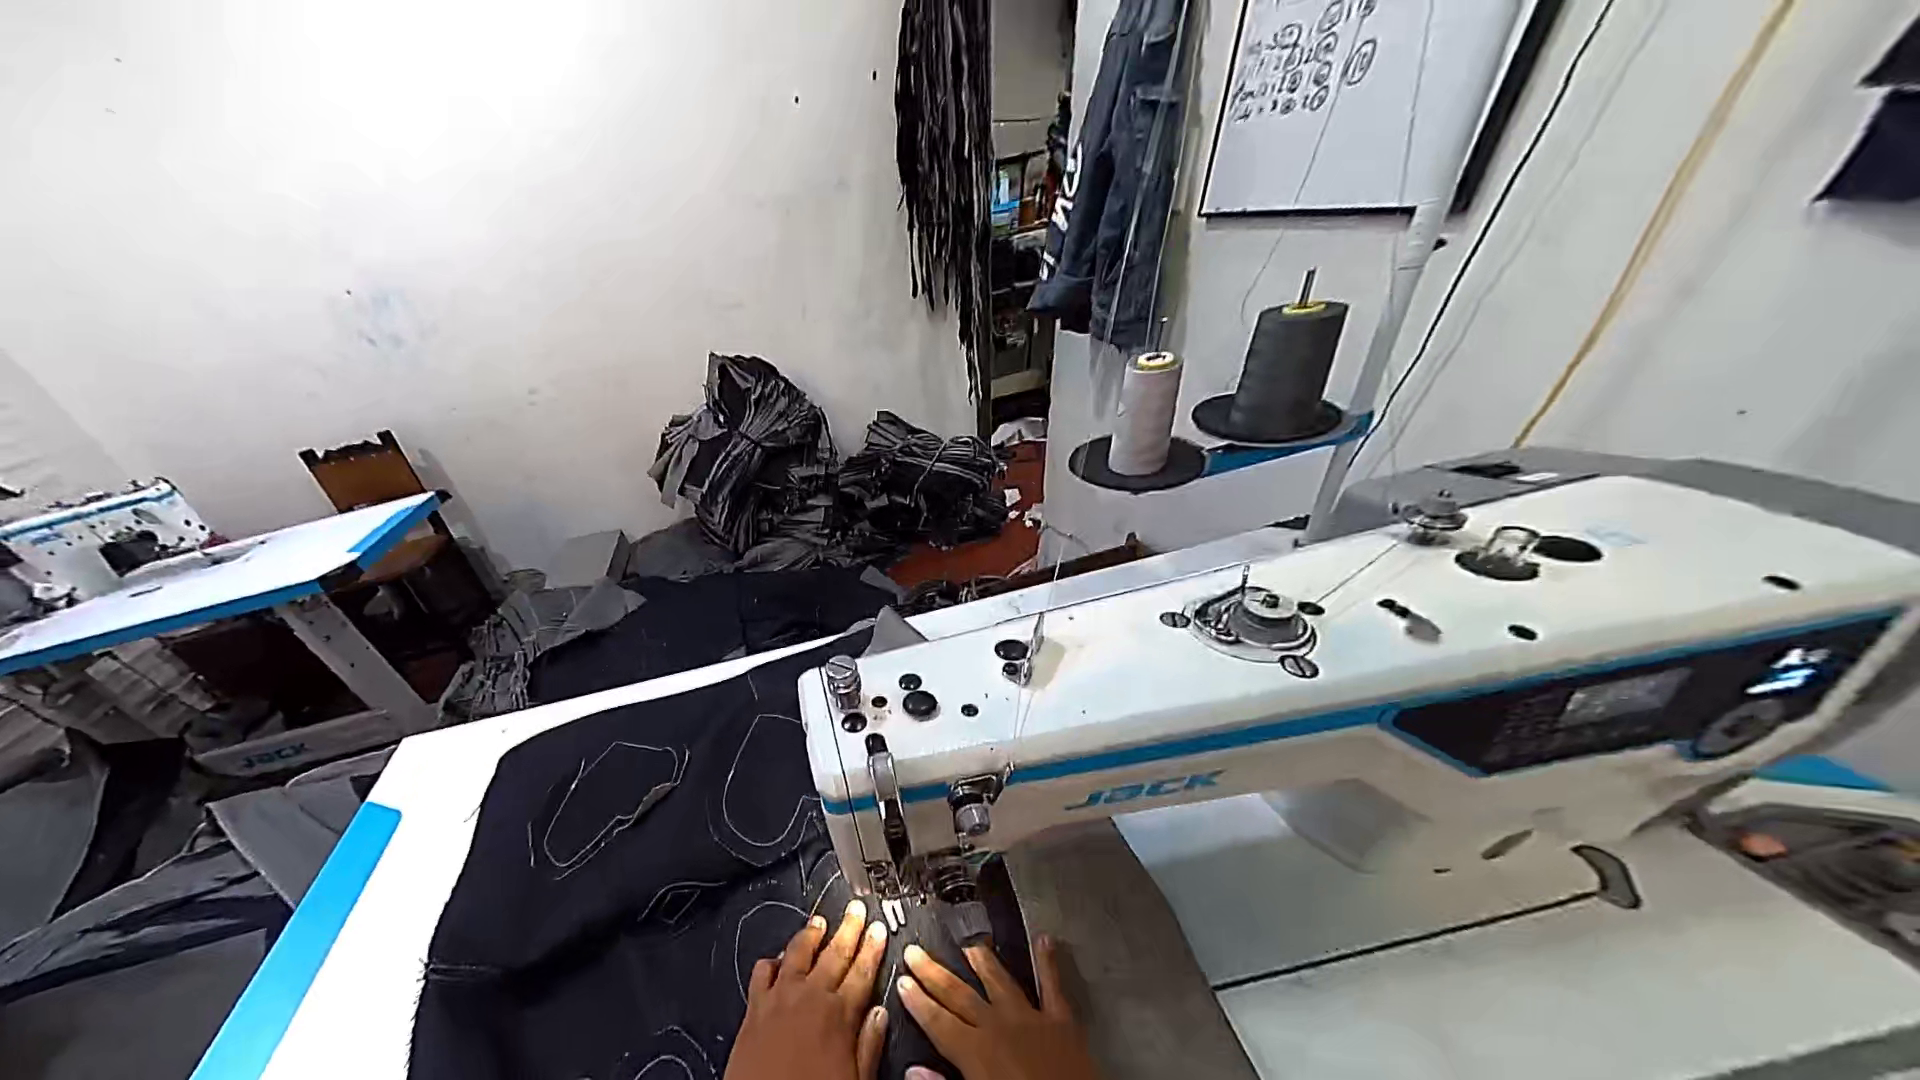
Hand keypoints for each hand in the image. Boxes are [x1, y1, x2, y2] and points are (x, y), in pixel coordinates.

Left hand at [725, 899, 890, 1079]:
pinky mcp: (754, 1010)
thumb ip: (869, 1047)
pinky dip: (771, 961)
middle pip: (835, 953)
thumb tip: (880, 1014)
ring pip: (799, 953)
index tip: (878, 929)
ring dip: (812, 934)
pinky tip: (777, 957)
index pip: (862, 971)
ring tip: (819, 921)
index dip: (873, 948)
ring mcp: (780, 999)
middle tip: (856, 909)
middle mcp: (811, 998)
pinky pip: (762, 973)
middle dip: (849, 928)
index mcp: (839, 1015)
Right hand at [896, 933, 1100, 1079]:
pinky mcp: (1062, 1021)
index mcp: (976, 1052)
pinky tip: (1045, 939)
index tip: (902, 982)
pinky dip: (1048, 961)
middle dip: (934, 972)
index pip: (938, 1022)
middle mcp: (1000, 1026)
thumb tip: (914, 1071)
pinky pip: (1053, 985)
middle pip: (960, 994)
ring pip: (999, 980)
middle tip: (916, 952)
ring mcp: (1031, 1019)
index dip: (918, 1002)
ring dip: (982, 960)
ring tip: (968, 942)